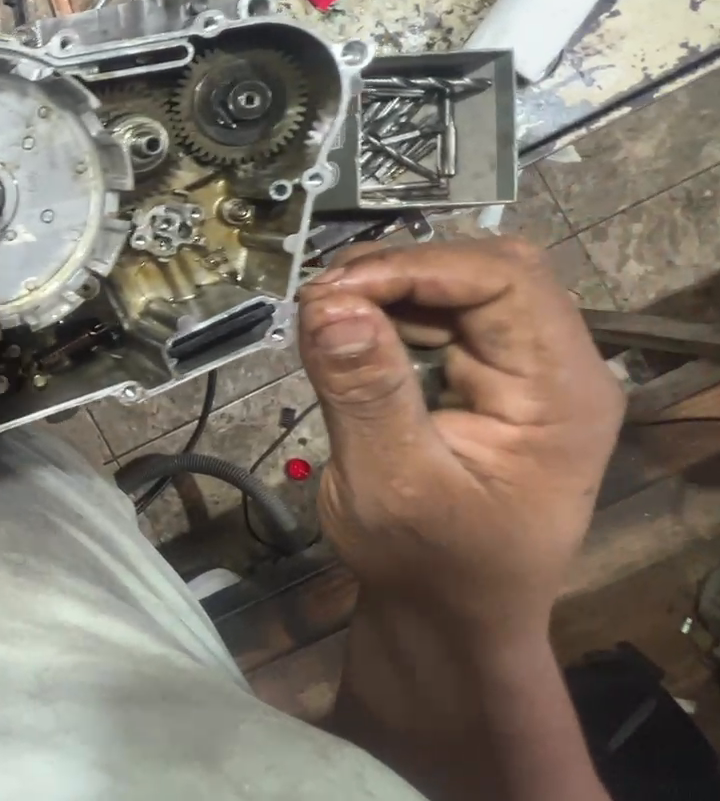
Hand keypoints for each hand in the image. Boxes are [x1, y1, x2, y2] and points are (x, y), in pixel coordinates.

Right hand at [297, 238, 624, 640]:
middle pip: (487, 269)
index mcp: (559, 392)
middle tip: (318, 301)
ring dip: (383, 286)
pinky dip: (380, 309)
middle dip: (396, 269)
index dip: (412, 268)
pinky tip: (342, 334)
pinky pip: (433, 314)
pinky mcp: (477, 375)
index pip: (504, 282)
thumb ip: (364, 392)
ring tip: (320, 317)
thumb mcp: (389, 483)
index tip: (326, 294)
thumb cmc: (428, 560)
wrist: (445, 608)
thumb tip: (327, 303)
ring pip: (457, 283)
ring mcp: (516, 369)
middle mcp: (551, 367)